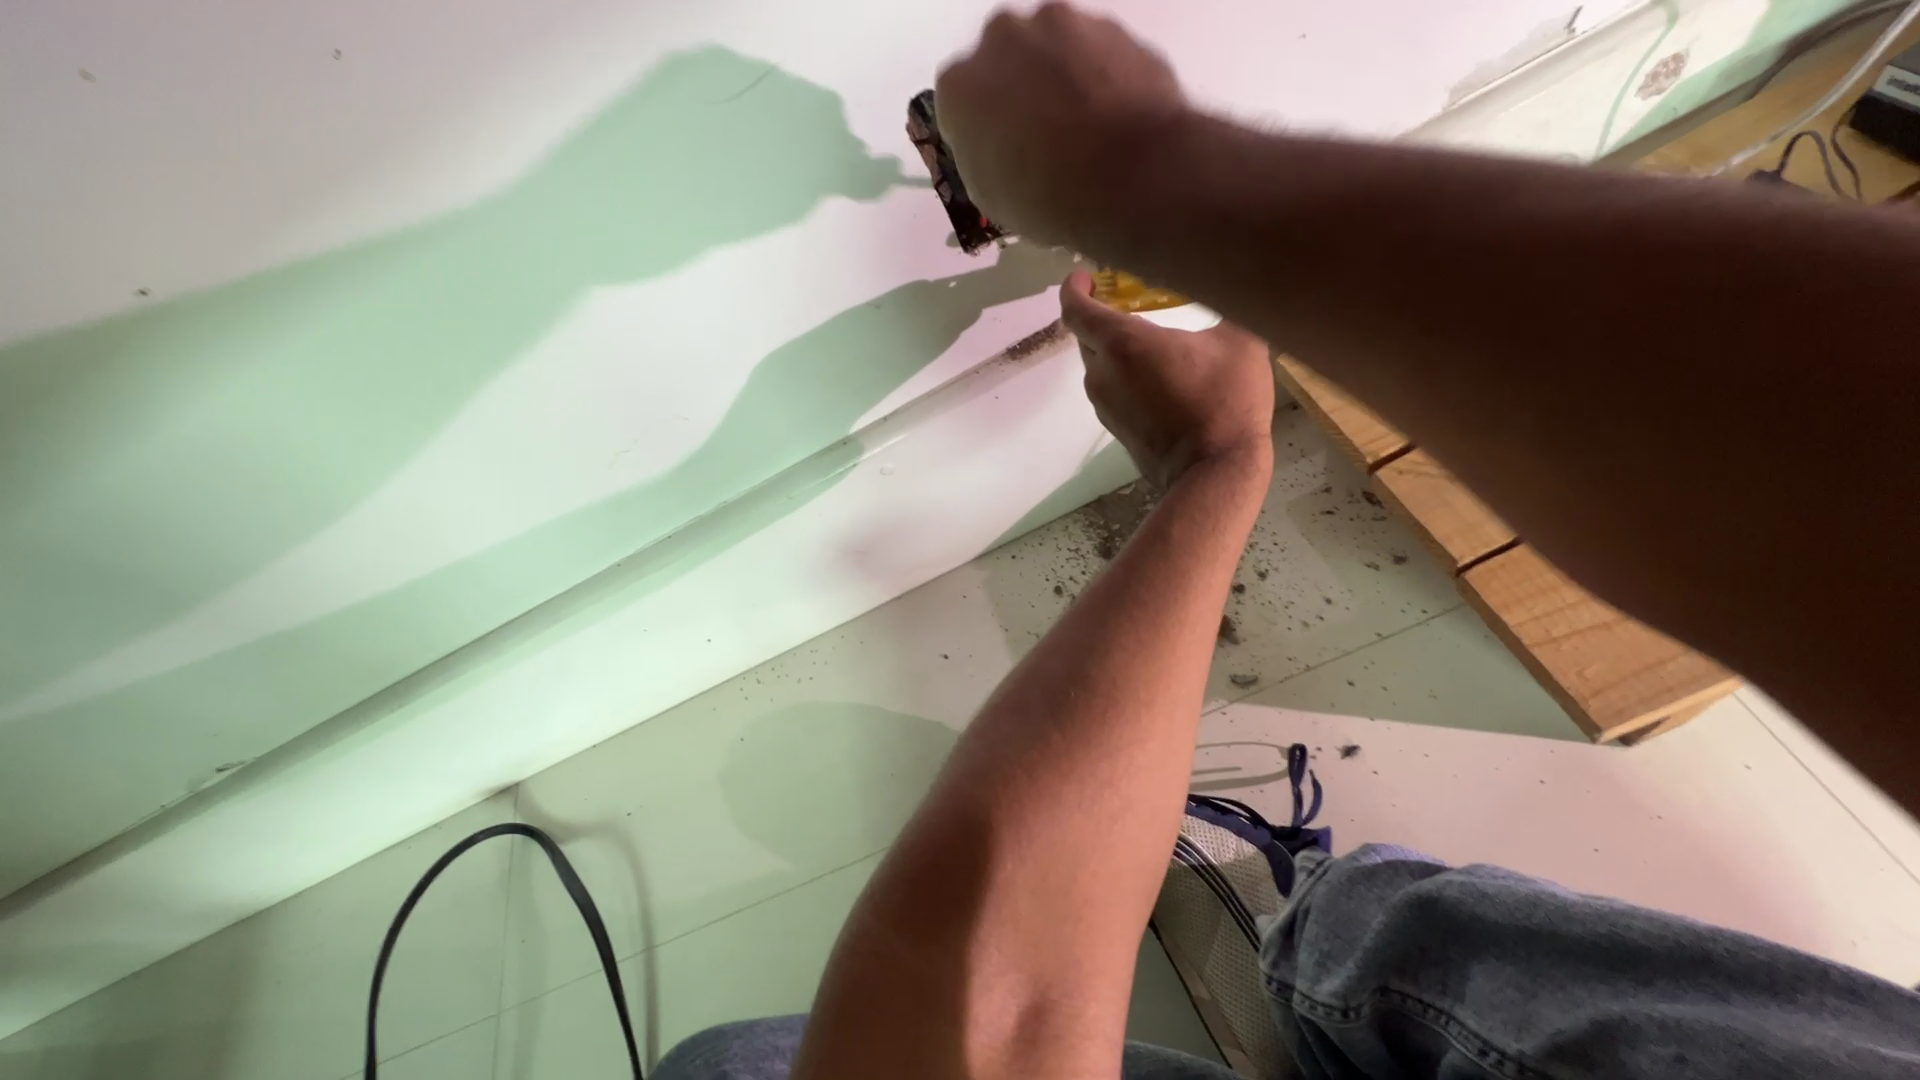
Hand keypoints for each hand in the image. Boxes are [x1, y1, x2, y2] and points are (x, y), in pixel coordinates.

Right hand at [934, 3, 1188, 245]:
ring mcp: (1059, 23)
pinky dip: (1102, 78)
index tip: (1005, 154)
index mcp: (959, 87)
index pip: (962, 103)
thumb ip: (984, 155)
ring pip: (1053, 50)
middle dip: (1021, 91)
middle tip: (1046, 137)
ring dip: (1062, 79)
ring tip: (1088, 130)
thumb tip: (999, 147)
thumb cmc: (1048, 199)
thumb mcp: (993, 197)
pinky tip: (1116, 118)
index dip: (985, 130)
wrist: (1130, 177)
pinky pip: (1097, 53)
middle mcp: (1001, 38)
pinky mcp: (1112, 25)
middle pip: (1005, 62)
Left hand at [1060, 270, 1273, 490]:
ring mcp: (1104, 404)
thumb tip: (1229, 292)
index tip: (1084, 278)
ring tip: (1147, 340)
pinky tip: (1153, 375)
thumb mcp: (1239, 342)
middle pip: (1085, 335)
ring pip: (1097, 365)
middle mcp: (1102, 373)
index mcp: (1122, 344)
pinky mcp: (1114, 428)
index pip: (1075, 309)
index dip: (1074, 288)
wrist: (1213, 471)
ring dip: (1113, 349)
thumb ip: (1224, 309)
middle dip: (1099, 316)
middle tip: (1126, 301)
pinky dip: (1122, 376)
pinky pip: (1110, 390)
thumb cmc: (1225, 401)